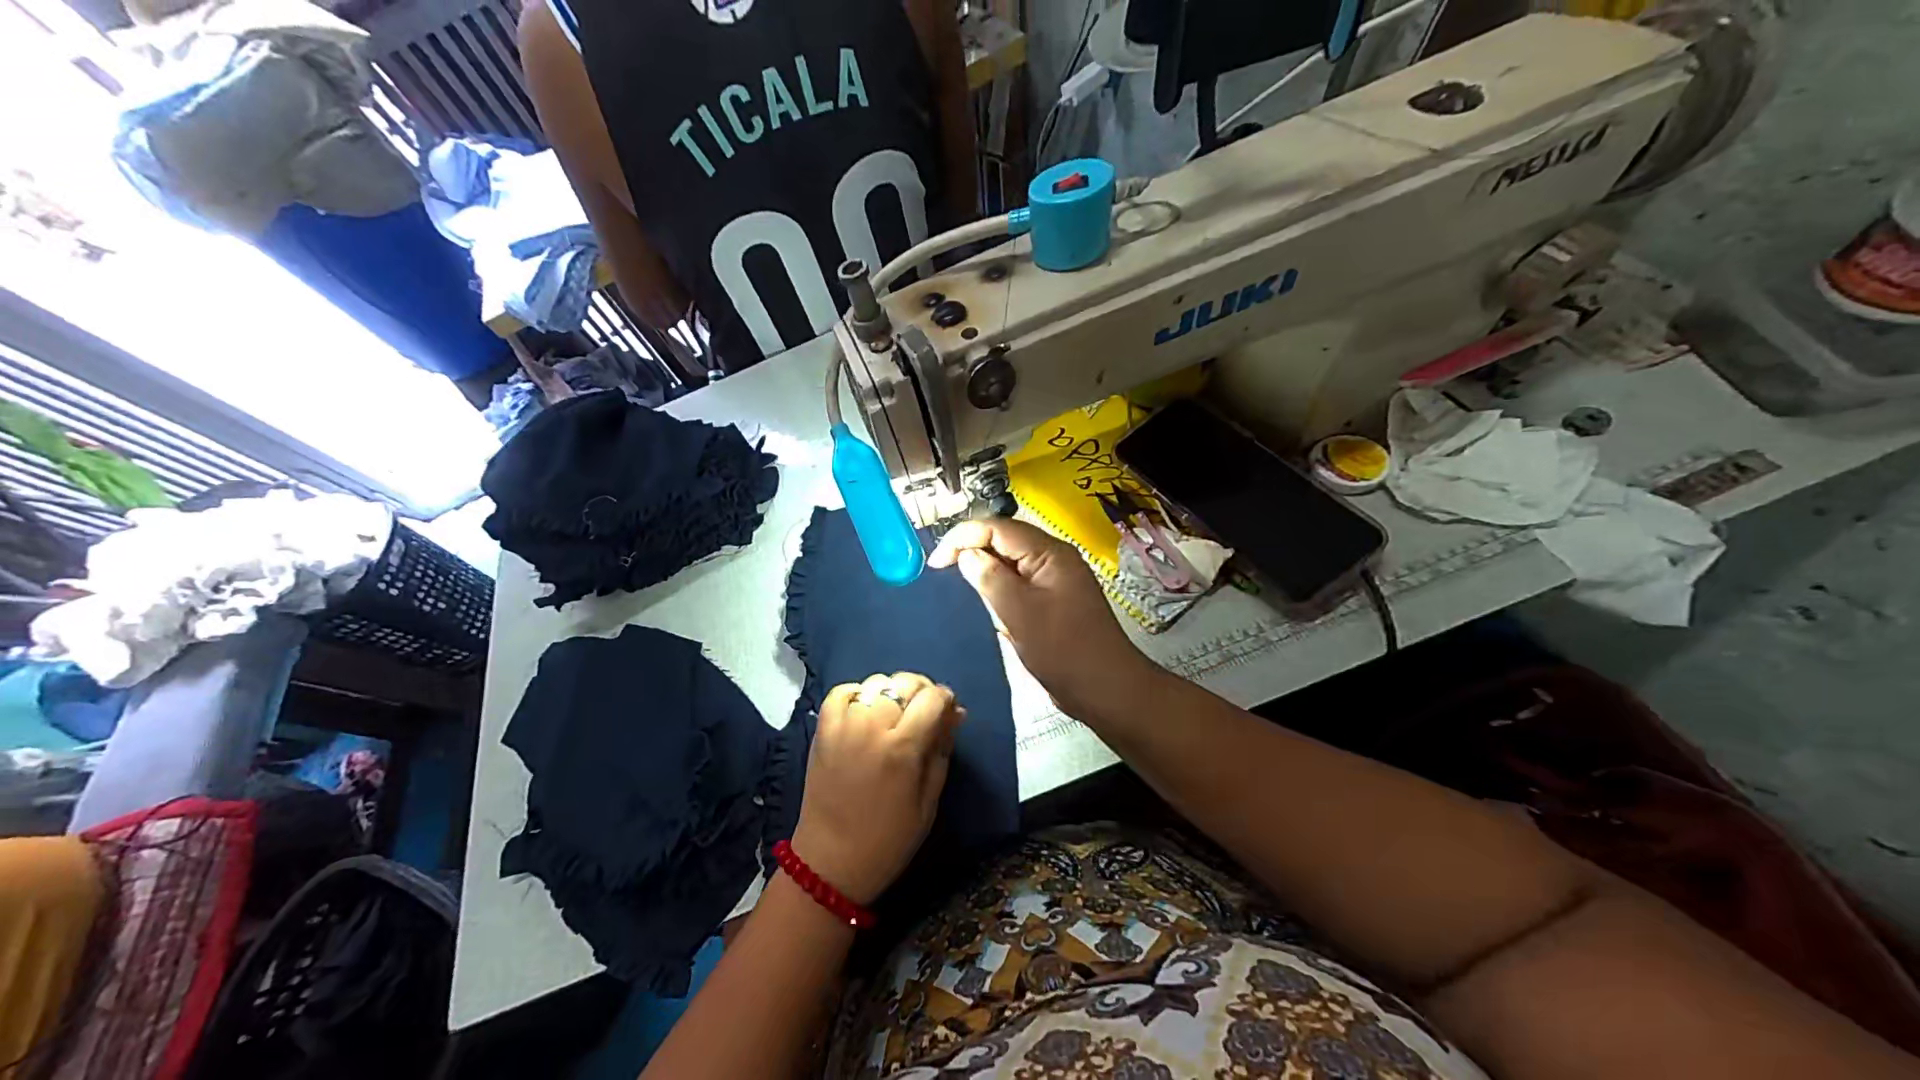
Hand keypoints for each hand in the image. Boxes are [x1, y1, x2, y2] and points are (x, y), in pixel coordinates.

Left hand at [790, 672, 961, 904]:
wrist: (831, 862)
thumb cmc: (889, 839)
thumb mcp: (929, 800)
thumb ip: (942, 750)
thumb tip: (955, 714)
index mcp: (903, 747)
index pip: (932, 698)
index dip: (946, 699)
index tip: (948, 713)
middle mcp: (872, 727)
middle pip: (905, 682)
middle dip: (922, 691)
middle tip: (925, 712)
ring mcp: (844, 726)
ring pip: (876, 683)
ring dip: (891, 692)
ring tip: (895, 714)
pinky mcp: (823, 731)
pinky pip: (842, 693)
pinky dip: (858, 694)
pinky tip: (866, 710)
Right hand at [930, 519, 1162, 717]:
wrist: (1105, 688)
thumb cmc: (1063, 649)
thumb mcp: (1018, 612)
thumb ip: (988, 577)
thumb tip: (966, 555)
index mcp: (1049, 552)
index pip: (997, 527)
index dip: (962, 538)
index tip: (936, 562)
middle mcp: (1053, 559)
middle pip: (1003, 541)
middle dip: (972, 553)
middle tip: (944, 575)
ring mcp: (1054, 581)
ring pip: (1009, 564)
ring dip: (985, 574)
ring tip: (963, 593)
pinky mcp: (1052, 602)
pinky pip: (1019, 585)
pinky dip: (999, 593)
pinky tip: (989, 610)